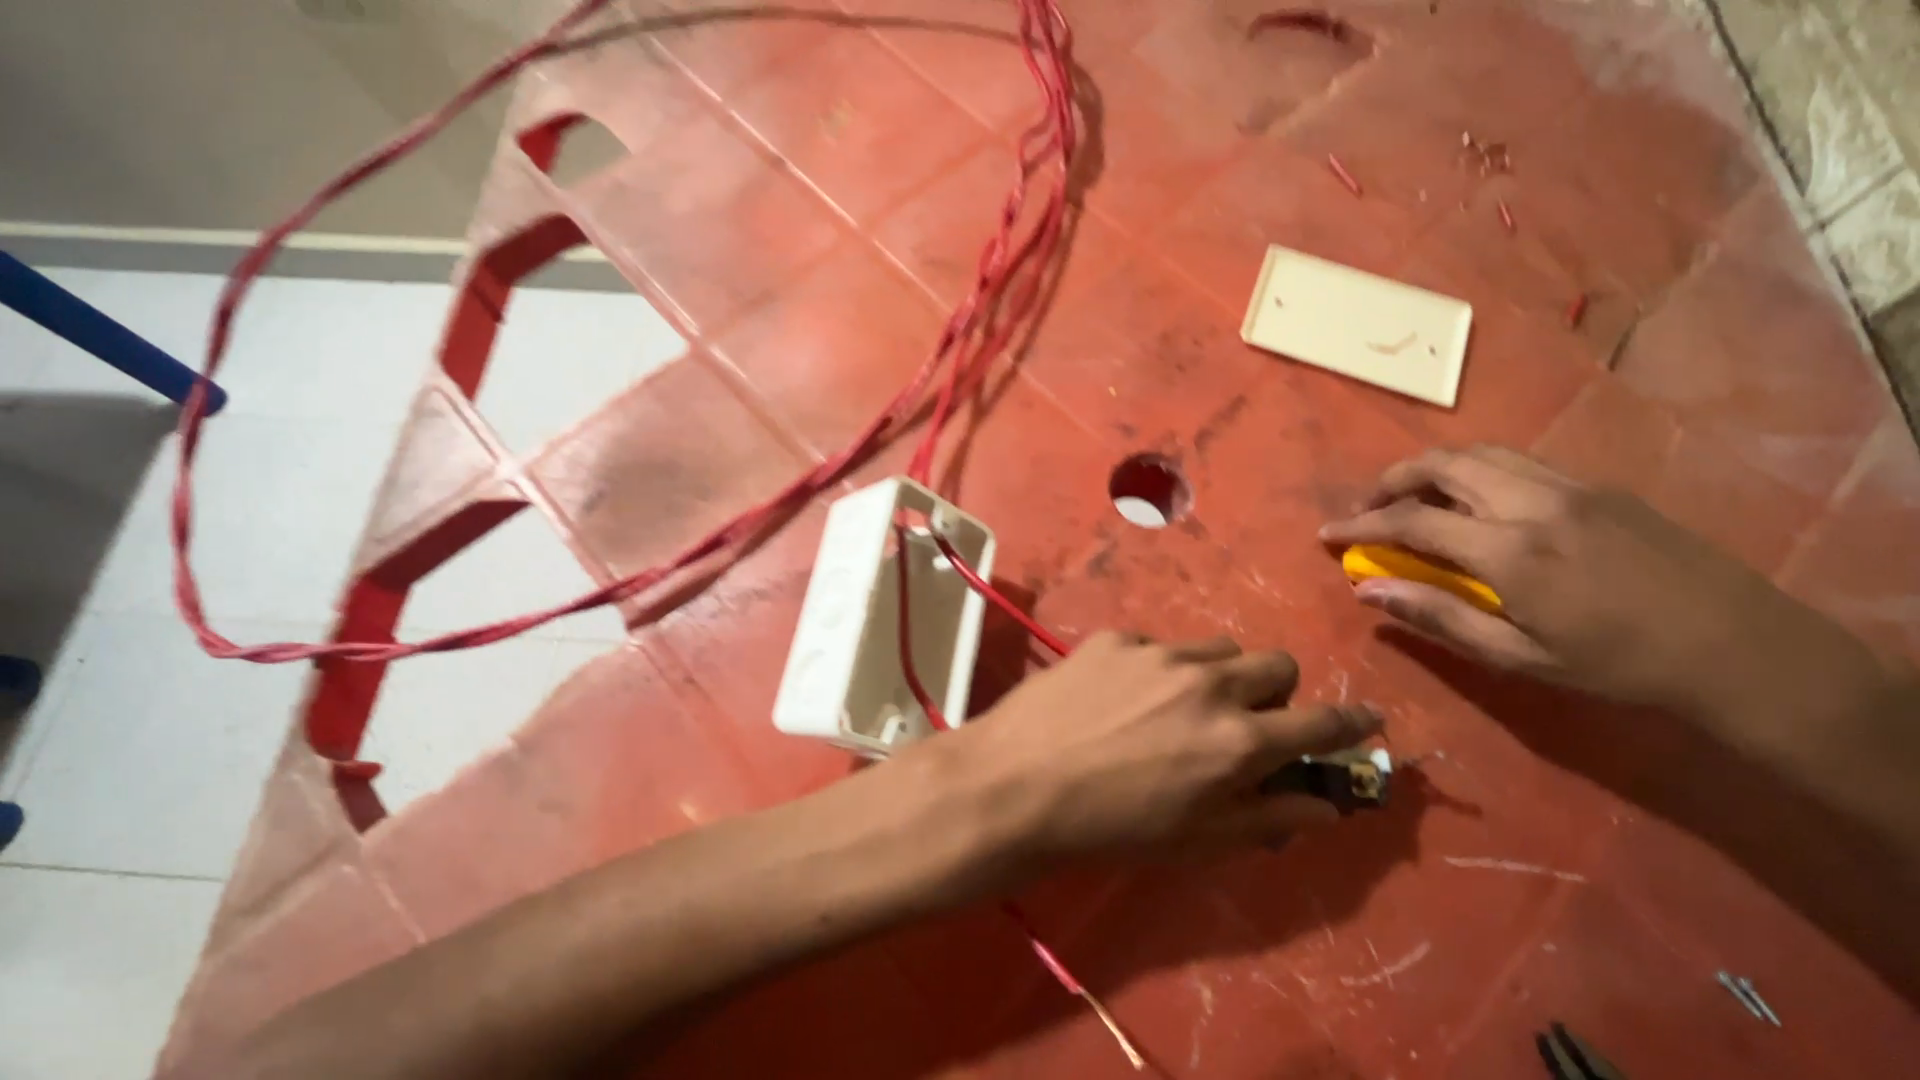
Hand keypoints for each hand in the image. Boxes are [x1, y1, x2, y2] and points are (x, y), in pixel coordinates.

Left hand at [909, 632, 1381, 860]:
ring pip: (1219, 648)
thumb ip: (1271, 817)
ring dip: (1218, 675)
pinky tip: (1120, 698)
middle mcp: (1209, 685)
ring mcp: (1159, 654)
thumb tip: (1327, 804)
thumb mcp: (1200, 840)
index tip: (1366, 718)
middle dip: (1276, 692)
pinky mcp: (1114, 639)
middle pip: (1277, 664)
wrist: (1017, 785)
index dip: (1351, 721)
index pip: (1320, 722)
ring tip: (1179, 707)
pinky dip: (1157, 669)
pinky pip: (1157, 646)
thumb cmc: (1112, 828)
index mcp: (1239, 741)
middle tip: (1245, 720)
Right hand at [1319, 445, 1880, 718]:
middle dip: (1390, 481)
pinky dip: (1477, 471)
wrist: (1736, 646)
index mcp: (1511, 550)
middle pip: (1442, 465)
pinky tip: (1476, 504)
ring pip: (1481, 453)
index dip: (1361, 525)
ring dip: (1433, 469)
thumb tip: (1368, 593)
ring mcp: (1570, 487)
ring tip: (1413, 499)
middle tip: (1366, 509)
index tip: (1327, 534)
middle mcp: (1534, 502)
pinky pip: (1518, 463)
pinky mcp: (1598, 486)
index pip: (1413, 520)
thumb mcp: (1518, 656)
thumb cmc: (1618, 665)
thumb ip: (1438, 617)